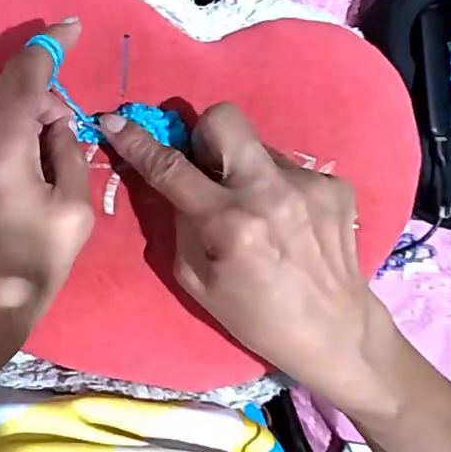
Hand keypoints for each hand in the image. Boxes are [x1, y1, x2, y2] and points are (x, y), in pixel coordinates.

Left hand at [0, 20, 95, 373]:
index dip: (49, 46)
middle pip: (5, 89)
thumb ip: (69, 152)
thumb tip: (56, 123)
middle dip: (41, 98)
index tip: (70, 28)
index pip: (24, 75)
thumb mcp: (73, 214)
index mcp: (0, 153)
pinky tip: (8, 176)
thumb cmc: (27, 271)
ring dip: (19, 120)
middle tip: (62, 139)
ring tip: (35, 167)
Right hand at [98, 103, 398, 404]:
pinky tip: (288, 221)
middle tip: (206, 168)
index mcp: (230, 224)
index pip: (170, 169)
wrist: (336, 332)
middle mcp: (270, 193)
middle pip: (224, 119)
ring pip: (257, 144)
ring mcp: (309, 184)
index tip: (113, 121)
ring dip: (243, 168)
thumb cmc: (255, 316)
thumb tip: (175, 179)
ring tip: (258, 211)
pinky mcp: (336, 185)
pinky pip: (287, 167)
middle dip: (202, 133)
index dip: (136, 142)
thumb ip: (180, 223)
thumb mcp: (196, 281)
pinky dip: (276, 187)